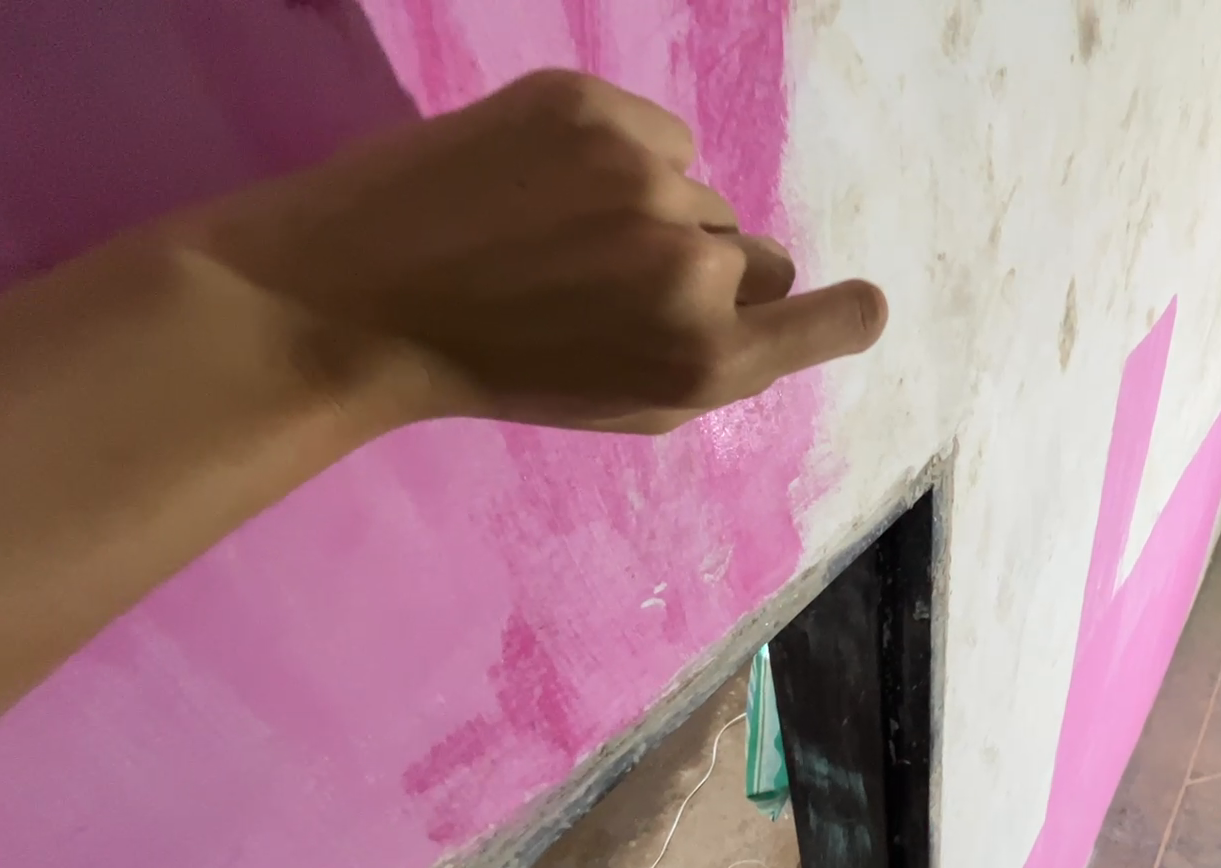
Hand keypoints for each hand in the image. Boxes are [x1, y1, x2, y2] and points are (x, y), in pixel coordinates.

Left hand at [170, 70, 886, 433]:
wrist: (359, 298)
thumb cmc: (512, 376)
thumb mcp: (634, 409)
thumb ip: (718, 366)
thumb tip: (763, 307)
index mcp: (702, 362)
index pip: (826, 321)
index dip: (848, 313)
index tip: (861, 306)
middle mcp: (692, 270)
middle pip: (763, 260)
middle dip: (719, 277)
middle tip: (632, 286)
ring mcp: (645, 179)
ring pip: (704, 200)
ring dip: (665, 221)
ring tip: (572, 236)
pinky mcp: (590, 106)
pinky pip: (662, 139)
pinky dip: (629, 163)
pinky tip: (558, 185)